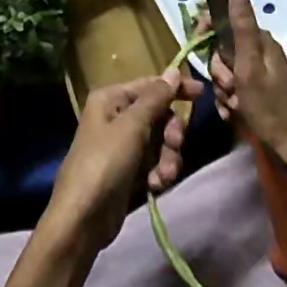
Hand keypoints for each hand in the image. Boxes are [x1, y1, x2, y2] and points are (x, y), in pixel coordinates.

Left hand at [46, 70, 202, 247]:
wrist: (84, 215)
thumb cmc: (105, 162)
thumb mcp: (132, 126)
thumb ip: (154, 99)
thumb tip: (172, 71)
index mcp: (110, 98)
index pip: (149, 85)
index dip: (174, 88)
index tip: (202, 93)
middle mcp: (115, 116)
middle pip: (158, 114)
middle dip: (170, 133)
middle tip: (174, 146)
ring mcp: (122, 144)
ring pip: (160, 141)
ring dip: (167, 158)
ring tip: (162, 176)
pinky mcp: (128, 169)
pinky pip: (154, 162)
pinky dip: (158, 172)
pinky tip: (154, 186)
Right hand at [209, 0, 286, 170]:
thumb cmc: (271, 107)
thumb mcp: (250, 66)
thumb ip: (242, 28)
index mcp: (261, 42)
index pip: (227, 21)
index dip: (208, 29)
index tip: (197, 41)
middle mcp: (261, 54)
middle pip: (223, 50)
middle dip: (218, 69)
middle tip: (227, 86)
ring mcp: (259, 74)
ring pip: (225, 71)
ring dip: (222, 88)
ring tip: (232, 103)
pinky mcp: (257, 93)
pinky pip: (232, 89)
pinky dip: (228, 100)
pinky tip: (232, 112)